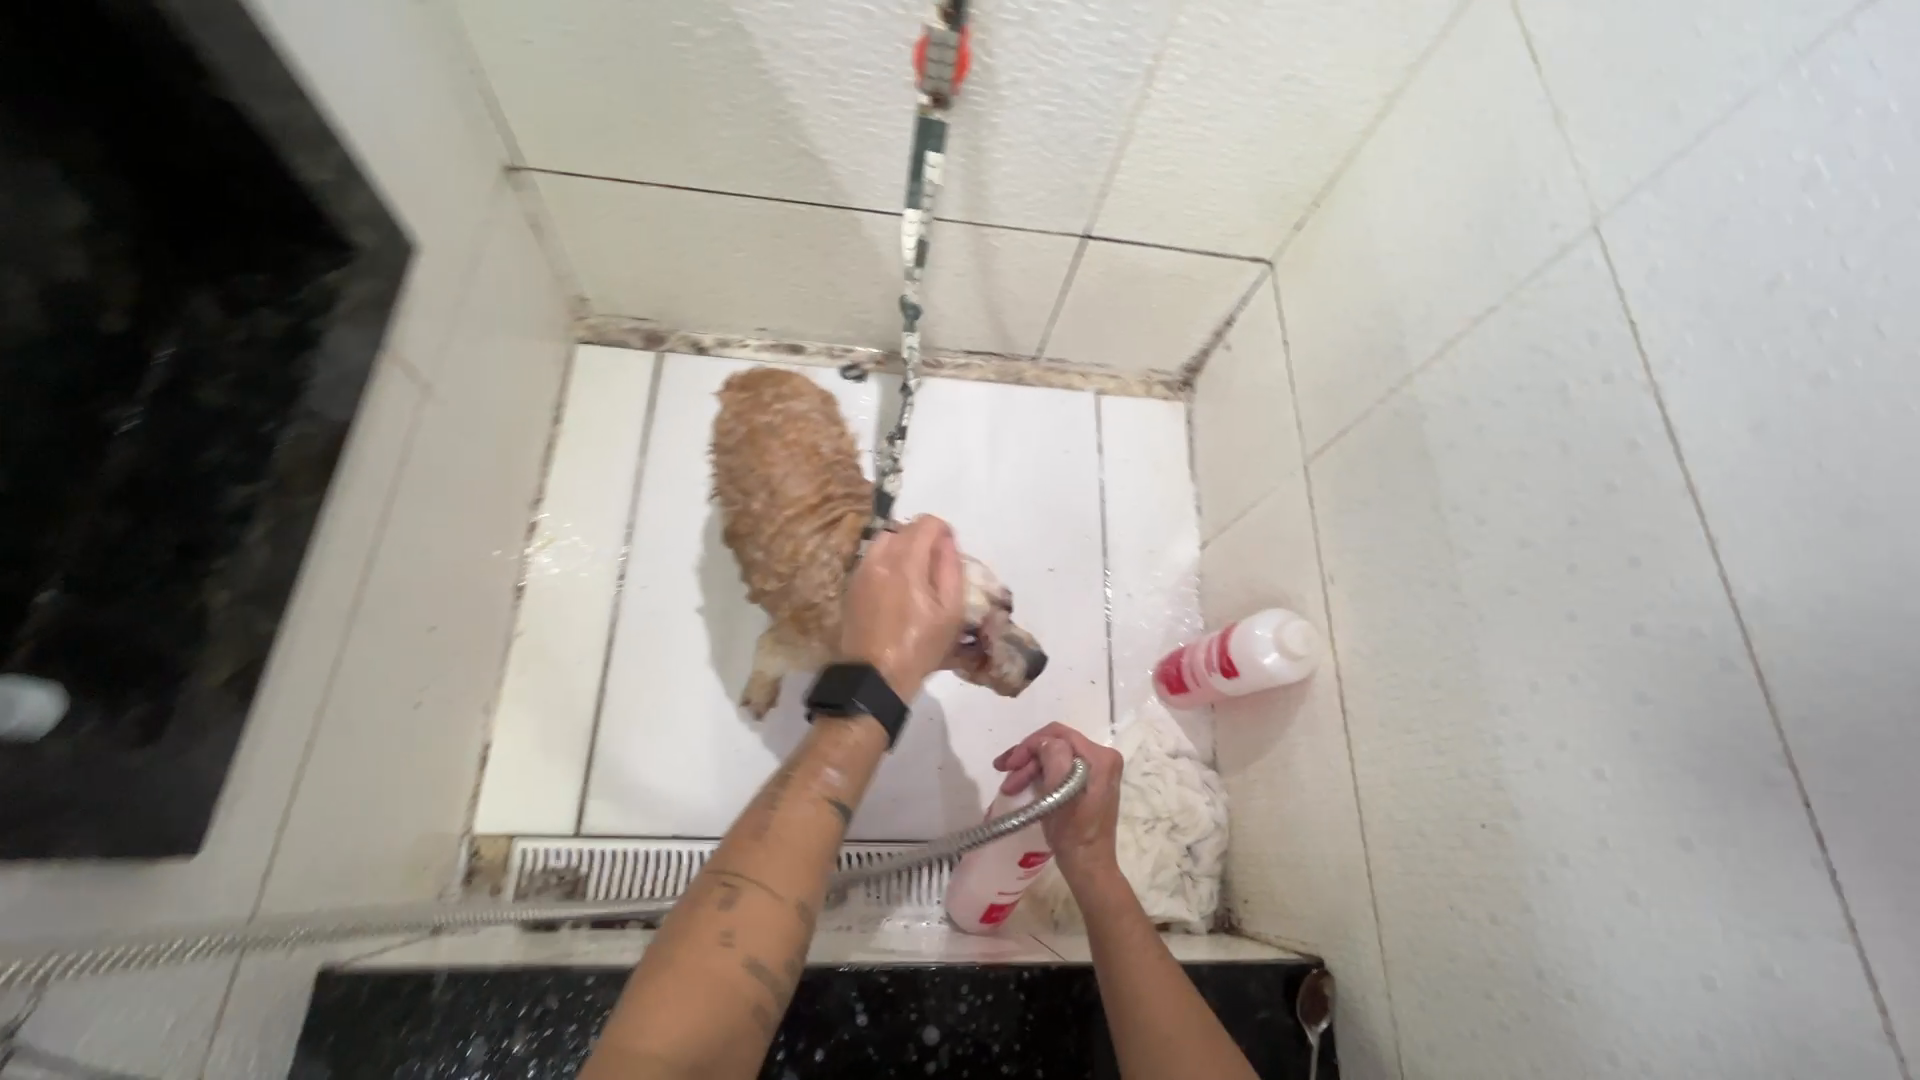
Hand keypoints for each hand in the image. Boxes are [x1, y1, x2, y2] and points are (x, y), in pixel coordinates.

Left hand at [839, 515, 965, 701]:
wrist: (875, 676)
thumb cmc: (919, 647)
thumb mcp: (950, 612)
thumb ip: (951, 569)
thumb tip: (947, 542)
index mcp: (906, 563)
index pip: (925, 523)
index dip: (943, 530)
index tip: (950, 549)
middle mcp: (879, 559)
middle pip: (904, 527)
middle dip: (923, 537)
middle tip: (935, 563)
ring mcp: (860, 571)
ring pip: (884, 540)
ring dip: (902, 546)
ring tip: (914, 573)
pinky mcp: (851, 585)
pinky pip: (871, 558)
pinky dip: (886, 560)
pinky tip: (895, 586)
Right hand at [992, 722, 1122, 887]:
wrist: (1088, 864)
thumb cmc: (1073, 832)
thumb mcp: (1059, 791)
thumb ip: (1053, 755)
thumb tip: (1042, 743)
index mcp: (1100, 757)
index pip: (1057, 735)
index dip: (1029, 746)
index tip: (1008, 765)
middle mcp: (1103, 758)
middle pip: (1055, 744)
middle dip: (1027, 757)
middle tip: (1004, 773)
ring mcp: (1097, 770)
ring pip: (1055, 755)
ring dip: (1030, 767)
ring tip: (1010, 785)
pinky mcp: (1090, 782)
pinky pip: (1060, 767)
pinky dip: (1040, 773)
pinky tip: (1023, 785)